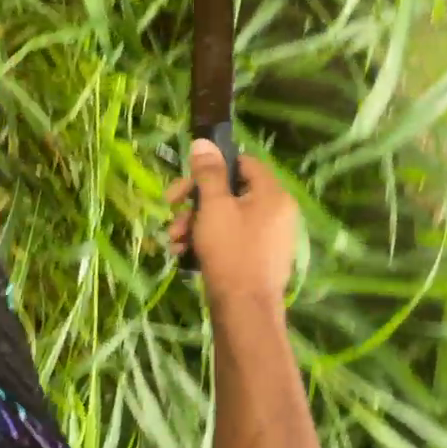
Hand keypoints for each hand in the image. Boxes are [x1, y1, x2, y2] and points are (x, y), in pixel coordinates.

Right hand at [167, 139, 297, 305]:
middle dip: (193, 200)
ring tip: (175, 238)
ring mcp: (268, 234)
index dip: (212, 168)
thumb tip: (204, 142)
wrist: (244, 305)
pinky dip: (205, 238)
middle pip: (229, 190)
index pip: (244, 163)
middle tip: (170, 208)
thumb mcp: (213, 207)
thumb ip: (208, 174)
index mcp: (272, 195)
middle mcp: (276, 211)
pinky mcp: (257, 253)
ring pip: (223, 214)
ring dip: (193, 222)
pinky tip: (185, 251)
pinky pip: (228, 234)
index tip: (186, 183)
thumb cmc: (230, 250)